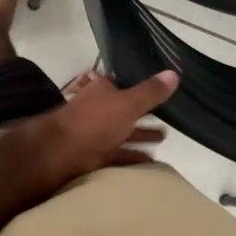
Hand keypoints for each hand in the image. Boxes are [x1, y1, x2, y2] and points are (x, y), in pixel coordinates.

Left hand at [20, 69, 178, 188]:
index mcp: (102, 91)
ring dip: (141, 136)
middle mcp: (98, 109)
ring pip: (123, 133)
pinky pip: (118, 154)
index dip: (142, 89)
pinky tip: (150, 161)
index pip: (124, 85)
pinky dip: (133, 156)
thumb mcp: (128, 103)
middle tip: (168, 121)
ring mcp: (95, 133)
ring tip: (163, 141)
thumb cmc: (95, 121)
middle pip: (126, 111)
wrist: (61, 152)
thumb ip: (150, 92)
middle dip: (145, 116)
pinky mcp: (94, 154)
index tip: (162, 95)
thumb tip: (174, 74)